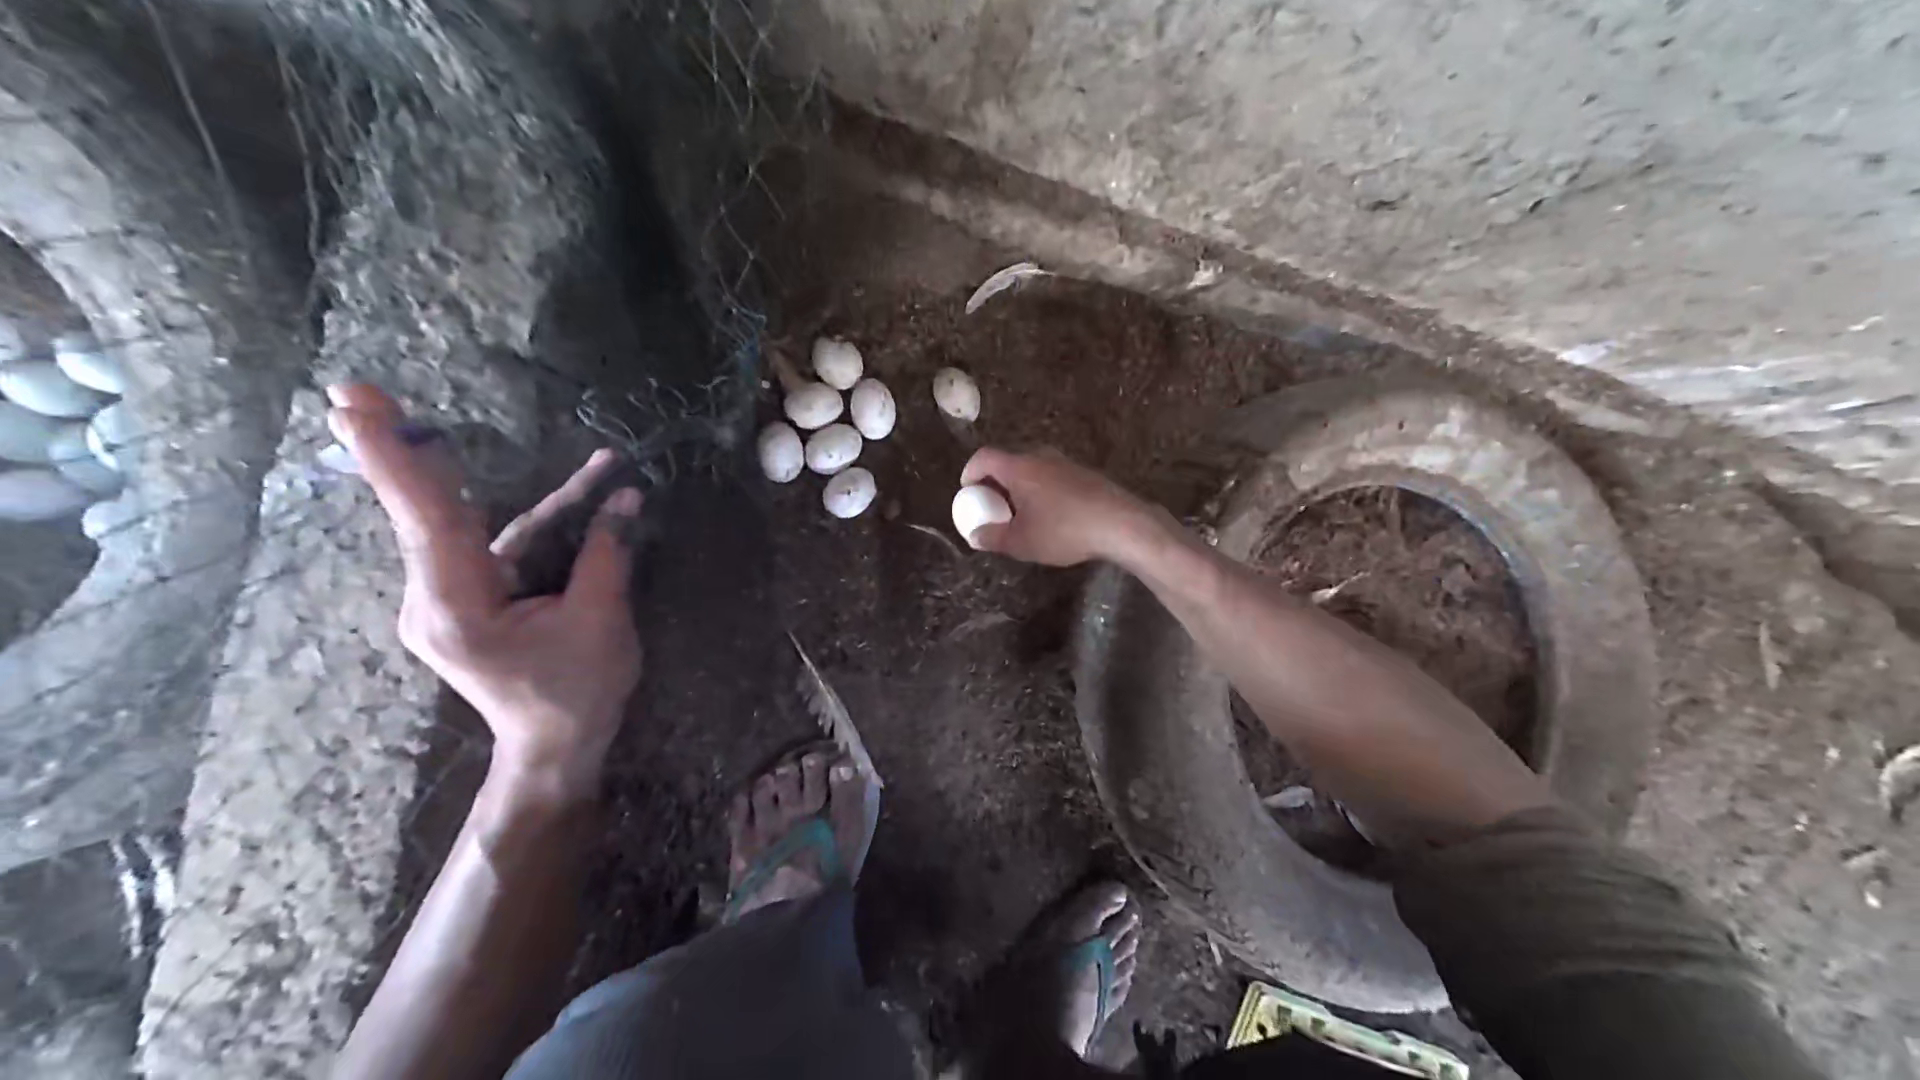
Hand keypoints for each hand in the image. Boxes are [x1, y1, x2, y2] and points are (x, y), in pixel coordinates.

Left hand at [326, 384, 642, 792]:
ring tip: (505, 435)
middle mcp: (435, 597)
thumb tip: (626, 498)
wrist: (557, 748)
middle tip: (358, 393)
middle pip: (424, 513)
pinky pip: (496, 545)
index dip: (397, 460)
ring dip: (490, 482)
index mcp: (456, 605)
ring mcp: (449, 599)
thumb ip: (606, 554)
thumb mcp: (601, 621)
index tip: (355, 407)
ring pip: (468, 525)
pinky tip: (584, 491)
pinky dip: (537, 517)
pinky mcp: (472, 600)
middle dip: (401, 452)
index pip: (427, 520)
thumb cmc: (577, 693)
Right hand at [959, 447, 1168, 566]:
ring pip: (1032, 469)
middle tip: (993, 507)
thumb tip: (976, 536)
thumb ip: (993, 538)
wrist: (1121, 523)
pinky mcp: (1085, 474)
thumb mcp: (1021, 542)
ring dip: (1020, 488)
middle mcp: (1041, 456)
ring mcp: (1066, 463)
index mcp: (1019, 467)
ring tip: (1021, 515)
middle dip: (995, 484)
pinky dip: (1041, 491)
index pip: (984, 457)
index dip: (970, 472)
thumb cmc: (1063, 530)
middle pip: (1008, 462)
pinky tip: (1050, 517)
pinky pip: (1052, 477)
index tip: (968, 493)